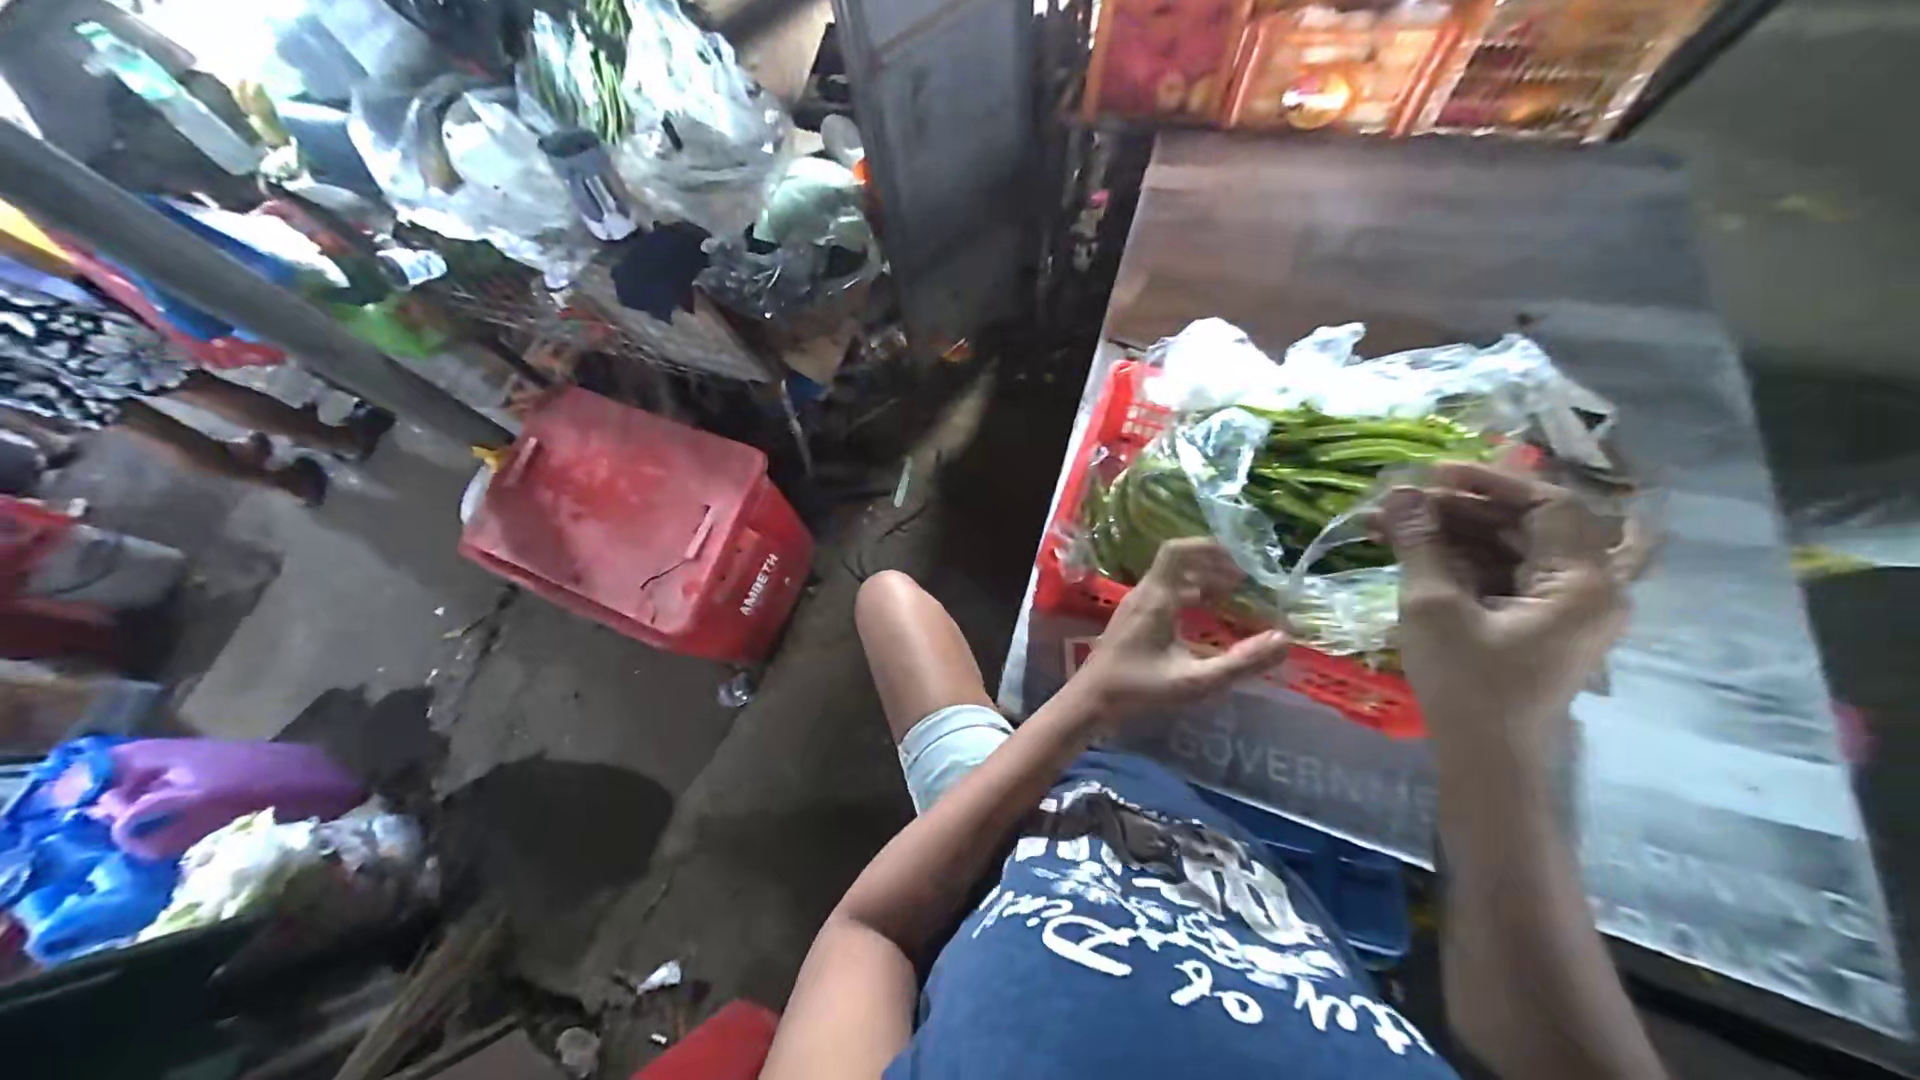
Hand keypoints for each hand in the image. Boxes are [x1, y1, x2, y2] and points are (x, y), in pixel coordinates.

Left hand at [1074, 538, 1289, 716]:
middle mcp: (1144, 594)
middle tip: (1247, 581)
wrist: (1090, 701)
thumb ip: (1241, 662)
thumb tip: (1284, 639)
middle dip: (1213, 565)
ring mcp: (1136, 605)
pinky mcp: (1134, 619)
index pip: (1178, 551)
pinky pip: (1165, 594)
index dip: (1209, 548)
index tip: (1241, 560)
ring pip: (1172, 578)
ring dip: (1202, 580)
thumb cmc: (1138, 689)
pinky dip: (1189, 595)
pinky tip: (1207, 615)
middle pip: (1179, 562)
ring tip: (1234, 594)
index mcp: (1155, 598)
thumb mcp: (1195, 681)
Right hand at [1379, 463, 1645, 780]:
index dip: (1491, 483)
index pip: (1550, 506)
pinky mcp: (1538, 624)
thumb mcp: (1433, 607)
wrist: (1485, 758)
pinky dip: (1460, 561)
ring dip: (1452, 534)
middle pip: (1527, 526)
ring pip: (1510, 550)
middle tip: (1400, 502)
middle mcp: (1588, 590)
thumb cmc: (1467, 683)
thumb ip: (1420, 544)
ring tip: (1390, 526)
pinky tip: (1412, 553)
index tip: (1433, 474)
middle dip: (1459, 510)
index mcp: (1582, 583)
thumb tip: (1398, 493)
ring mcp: (1564, 609)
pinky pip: (1503, 576)